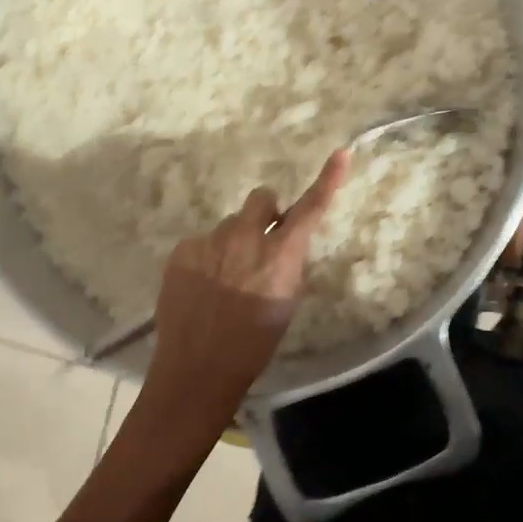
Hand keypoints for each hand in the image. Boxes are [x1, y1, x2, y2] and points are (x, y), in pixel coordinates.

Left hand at [143, 149, 351, 430]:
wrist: (197, 369)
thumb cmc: (253, 345)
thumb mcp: (286, 304)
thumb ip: (287, 265)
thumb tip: (283, 246)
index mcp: (280, 256)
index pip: (310, 209)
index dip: (327, 179)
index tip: (340, 152)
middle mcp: (246, 238)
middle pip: (261, 199)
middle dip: (264, 214)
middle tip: (259, 246)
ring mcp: (210, 241)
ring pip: (228, 226)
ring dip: (232, 243)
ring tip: (223, 282)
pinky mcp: (181, 250)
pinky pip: (201, 243)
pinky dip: (205, 259)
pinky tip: (200, 288)